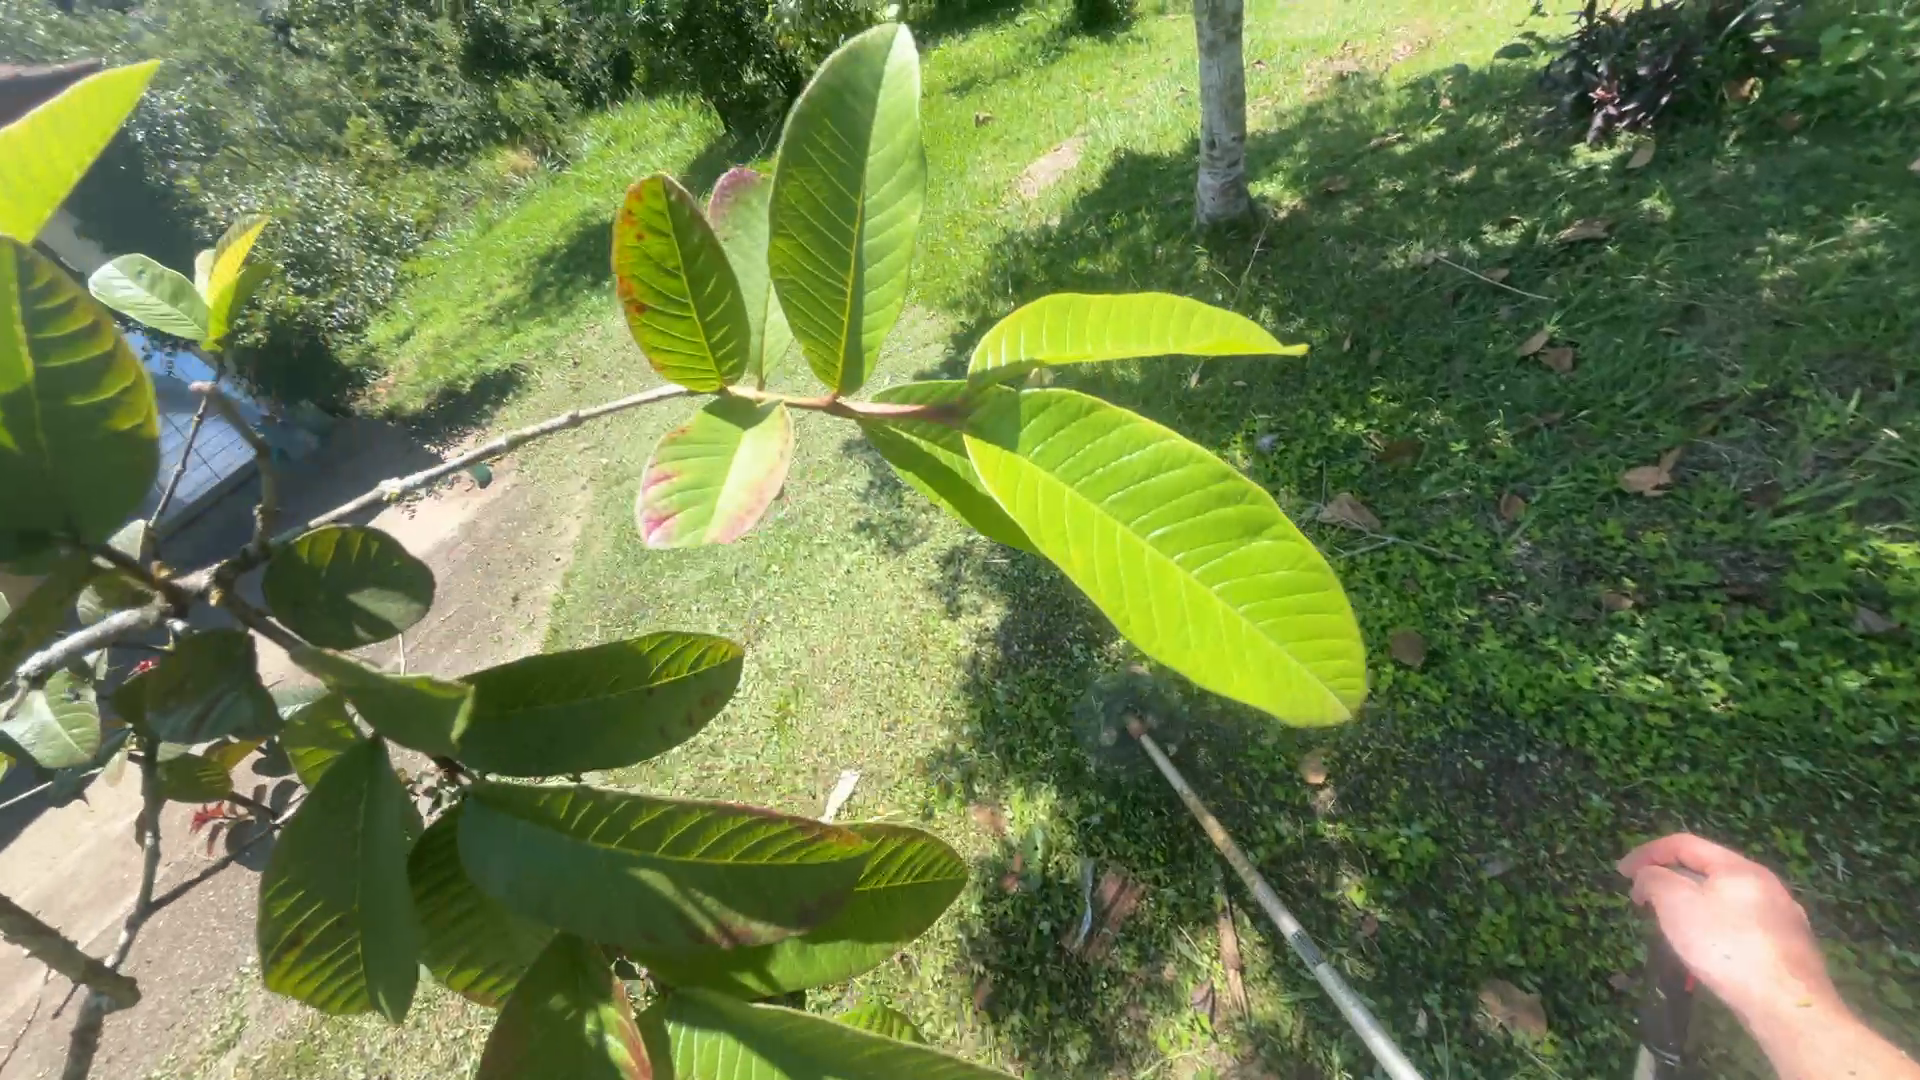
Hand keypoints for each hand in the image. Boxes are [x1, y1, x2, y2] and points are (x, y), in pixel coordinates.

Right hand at [1617, 833, 1836, 1025]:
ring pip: (1723, 900)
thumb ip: (1653, 877)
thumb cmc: (1724, 944)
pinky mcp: (1790, 951)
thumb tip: (1650, 877)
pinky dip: (1714, 927)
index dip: (1646, 852)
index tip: (1622, 873)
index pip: (1683, 844)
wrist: (1790, 1010)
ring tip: (1670, 924)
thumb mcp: (1672, 900)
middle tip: (1643, 898)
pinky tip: (1706, 950)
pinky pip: (1741, 926)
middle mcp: (1769, 889)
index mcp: (1741, 869)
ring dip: (1690, 904)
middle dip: (1668, 880)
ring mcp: (1785, 922)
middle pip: (1705, 871)